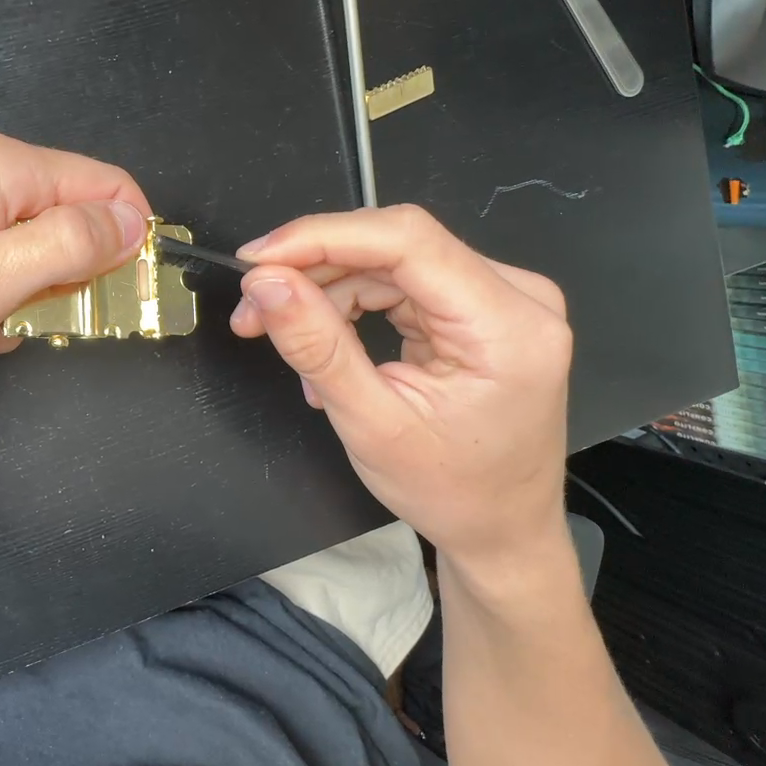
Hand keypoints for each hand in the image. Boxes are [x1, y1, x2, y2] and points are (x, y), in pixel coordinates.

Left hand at [0, 130, 151, 380]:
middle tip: (35, 323)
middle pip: (74, 215)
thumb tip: (134, 222)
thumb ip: (64, 247)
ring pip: (35, 245)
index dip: (129, 245)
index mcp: (3, 169)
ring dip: (28, 295)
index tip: (121, 304)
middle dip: (72, 277)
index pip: (110, 188)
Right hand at [228, 205, 572, 570]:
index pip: (407, 240)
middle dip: (311, 269)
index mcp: (506, 326)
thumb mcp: (370, 424)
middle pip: (392, 245)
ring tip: (277, 335)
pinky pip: (394, 281)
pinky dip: (345, 305)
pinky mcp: (474, 306)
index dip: (322, 236)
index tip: (255, 259)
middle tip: (252, 307)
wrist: (501, 528)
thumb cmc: (449, 490)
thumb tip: (266, 283)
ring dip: (321, 291)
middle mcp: (514, 295)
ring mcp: (497, 297)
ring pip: (384, 261)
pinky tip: (321, 346)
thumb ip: (317, 346)